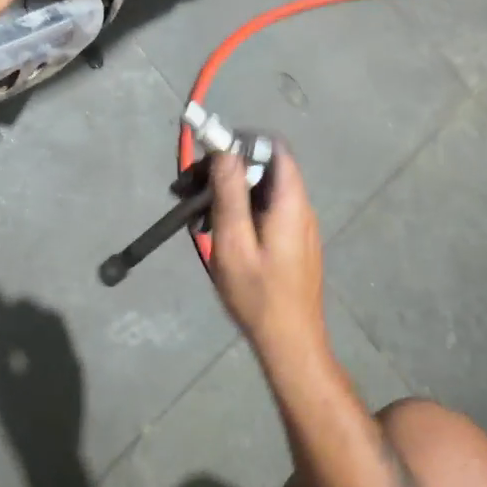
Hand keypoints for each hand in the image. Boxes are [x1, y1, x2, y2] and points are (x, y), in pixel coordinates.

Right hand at [207, 144, 326, 354]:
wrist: (290, 344)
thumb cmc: (258, 295)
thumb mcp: (234, 242)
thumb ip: (230, 194)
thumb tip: (225, 150)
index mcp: (290, 202)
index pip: (273, 147)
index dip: (240, 141)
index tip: (207, 155)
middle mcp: (299, 207)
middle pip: (263, 168)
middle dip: (223, 170)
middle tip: (186, 189)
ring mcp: (298, 226)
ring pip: (261, 190)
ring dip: (226, 193)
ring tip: (194, 216)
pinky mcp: (292, 242)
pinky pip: (264, 211)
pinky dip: (238, 211)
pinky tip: (214, 232)